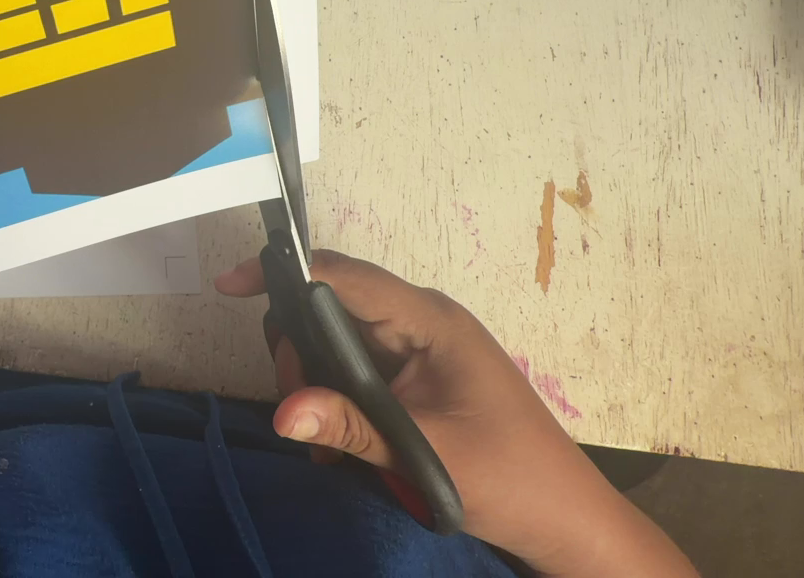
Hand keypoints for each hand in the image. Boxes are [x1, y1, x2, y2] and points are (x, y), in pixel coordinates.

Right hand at [216, 249, 696, 577]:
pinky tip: (335, 443)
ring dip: (314, 381)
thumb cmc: (513, 481)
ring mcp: (415, 345)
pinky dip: (333, 396)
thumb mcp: (424, 453)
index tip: (231, 284)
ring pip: (334, 338)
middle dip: (298, 352)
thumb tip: (281, 412)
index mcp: (429, 320)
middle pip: (329, 307)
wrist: (572, 530)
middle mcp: (419, 320)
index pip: (341, 276)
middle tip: (293, 403)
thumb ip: (349, 425)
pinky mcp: (411, 371)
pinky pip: (353, 365)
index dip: (284, 272)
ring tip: (320, 439)